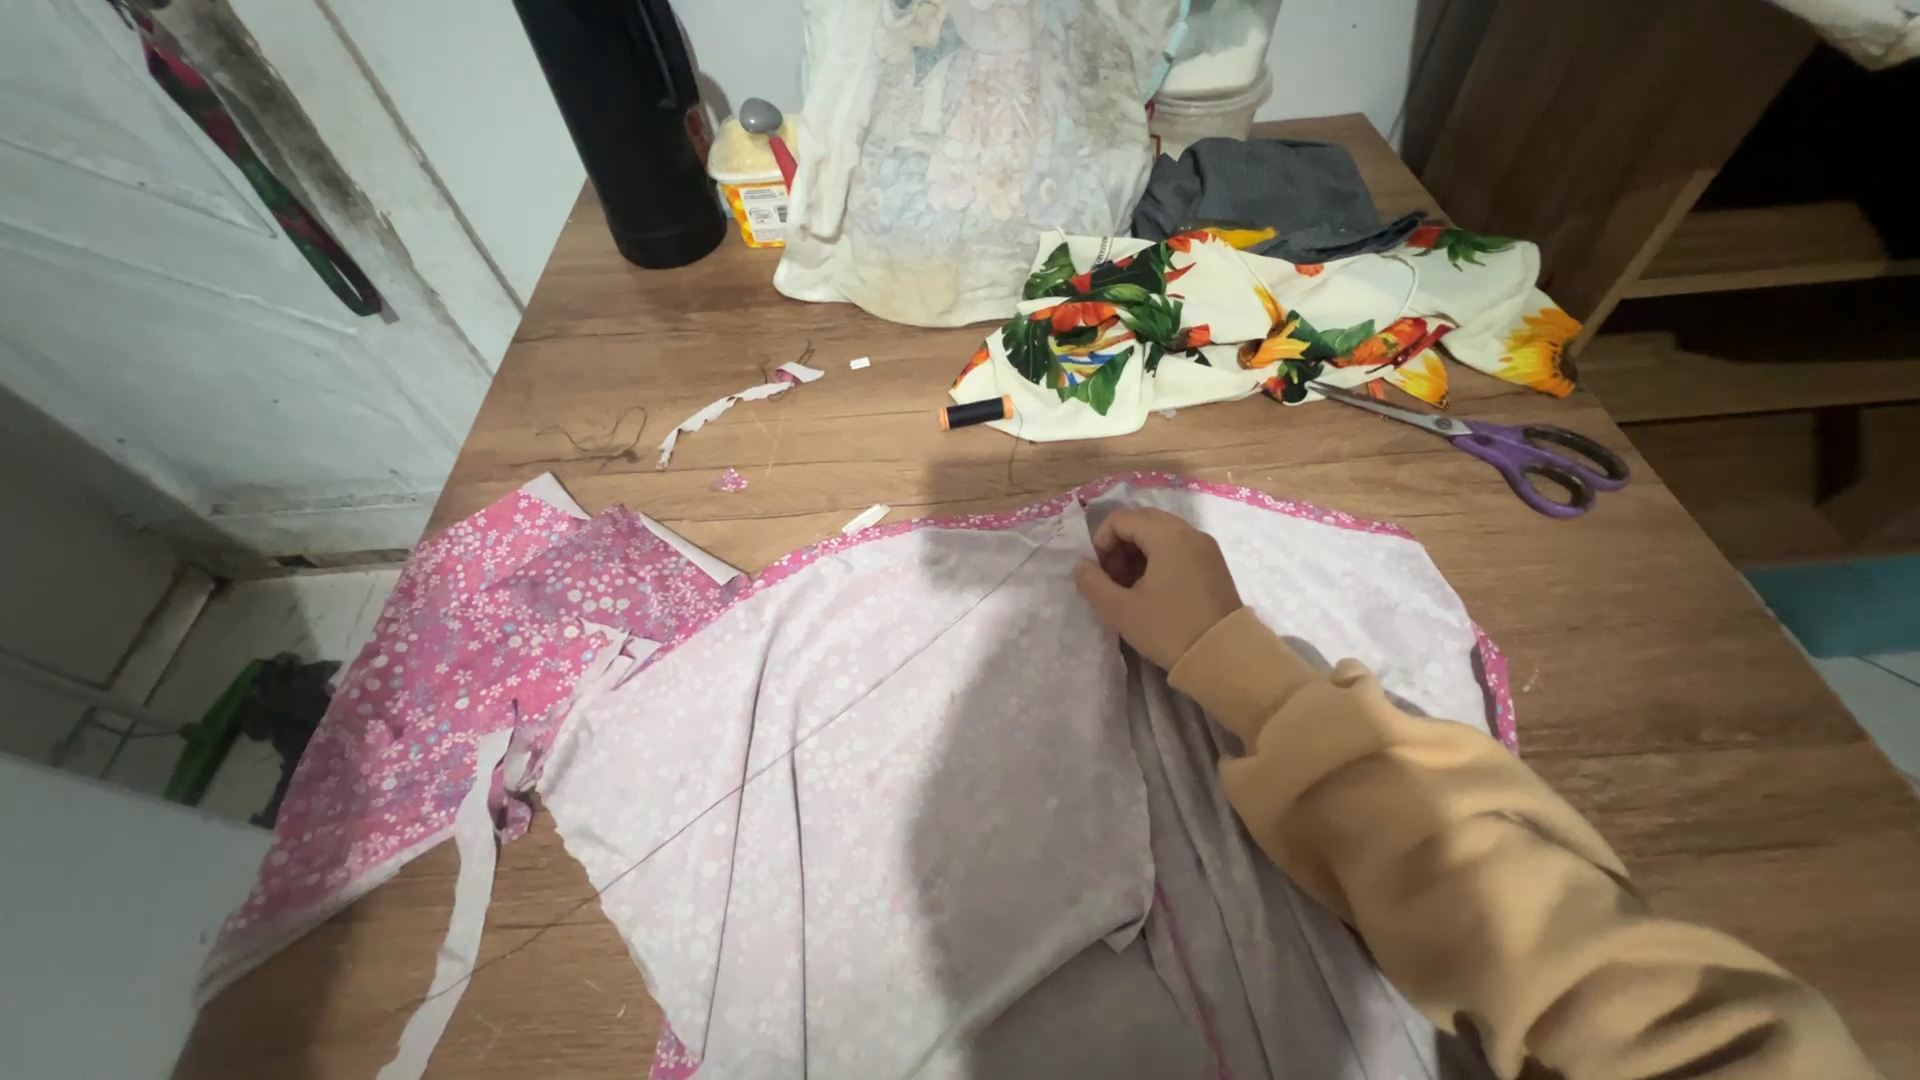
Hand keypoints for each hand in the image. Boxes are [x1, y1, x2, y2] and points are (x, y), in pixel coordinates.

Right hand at [1073, 507, 1243, 668]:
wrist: (1225, 657)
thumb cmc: (1169, 629)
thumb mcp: (1121, 611)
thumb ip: (1093, 584)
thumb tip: (1081, 566)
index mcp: (1167, 536)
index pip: (1121, 519)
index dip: (1102, 542)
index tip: (1100, 573)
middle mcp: (1189, 532)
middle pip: (1142, 520)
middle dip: (1120, 544)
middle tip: (1114, 578)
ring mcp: (1205, 547)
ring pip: (1162, 532)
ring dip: (1139, 551)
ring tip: (1132, 585)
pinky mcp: (1214, 563)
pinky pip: (1179, 546)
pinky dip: (1160, 557)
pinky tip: (1154, 588)